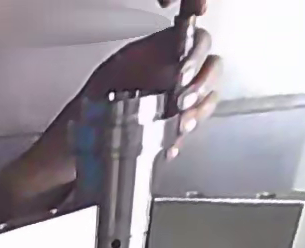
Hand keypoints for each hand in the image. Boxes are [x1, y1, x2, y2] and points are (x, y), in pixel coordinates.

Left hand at [83, 1, 222, 159]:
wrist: (91, 128)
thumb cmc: (99, 97)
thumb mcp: (113, 74)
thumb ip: (138, 68)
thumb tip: (163, 74)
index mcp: (167, 51)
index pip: (199, 42)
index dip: (197, 56)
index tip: (182, 76)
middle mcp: (181, 73)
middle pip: (213, 69)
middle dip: (201, 87)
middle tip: (183, 104)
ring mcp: (183, 100)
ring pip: (208, 100)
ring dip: (199, 113)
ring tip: (181, 126)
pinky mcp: (177, 128)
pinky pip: (191, 132)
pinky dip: (182, 141)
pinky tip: (169, 148)